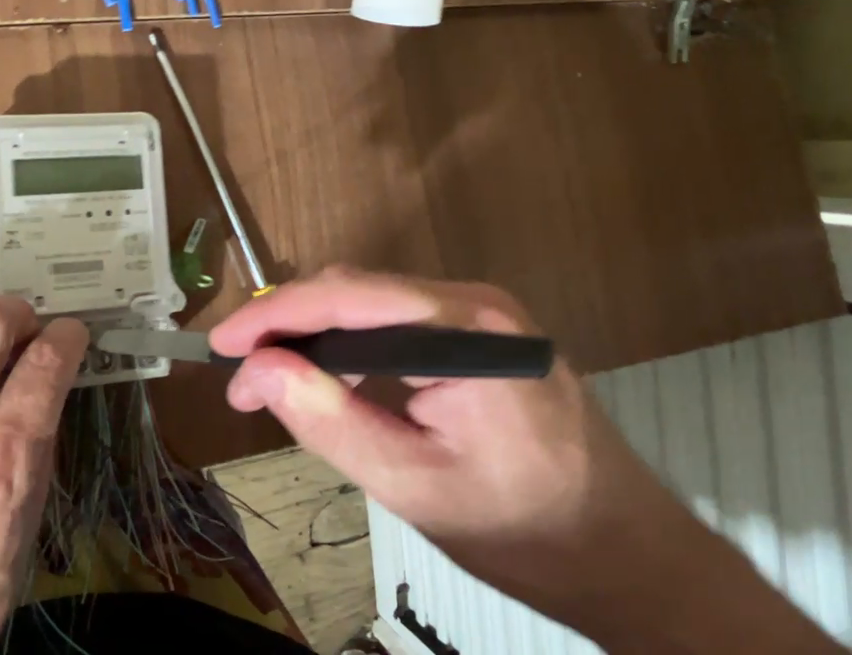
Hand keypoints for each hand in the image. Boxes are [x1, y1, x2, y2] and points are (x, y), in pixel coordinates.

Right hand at [211, 270, 843, 652]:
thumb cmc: (522, 530)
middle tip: (244, 381)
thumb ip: (329, 420)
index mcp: (465, 330)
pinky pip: (402, 325)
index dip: (273, 315)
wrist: (633, 559)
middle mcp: (476, 303)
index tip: (219, 346)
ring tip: (277, 386)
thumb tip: (258, 370)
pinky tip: (334, 384)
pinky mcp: (486, 336)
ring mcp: (485, 316)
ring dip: (319, 339)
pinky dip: (356, 350)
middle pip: (357, 292)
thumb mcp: (412, 484)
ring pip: (375, 306)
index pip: (346, 297)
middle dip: (290, 328)